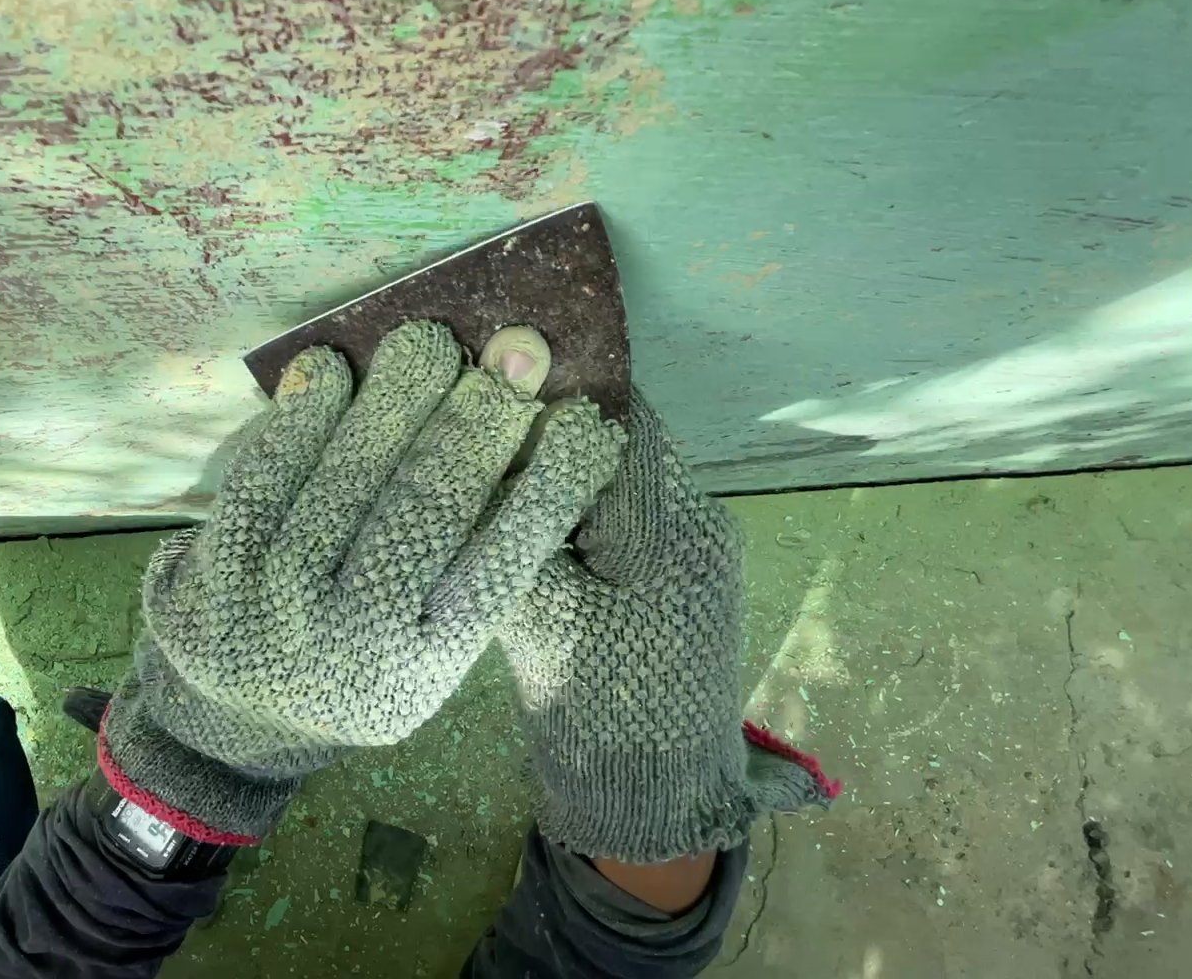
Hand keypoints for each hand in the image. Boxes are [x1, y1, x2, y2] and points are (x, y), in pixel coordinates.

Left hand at [101, 321, 625, 842]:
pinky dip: (302, 415)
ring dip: (395, 398)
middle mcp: (355, 645)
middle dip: (477, 420)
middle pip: (427, 508)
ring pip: (350, 480)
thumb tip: (530, 453)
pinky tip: (328, 368)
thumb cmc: (355, 659)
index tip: (587, 422)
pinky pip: (266, 475)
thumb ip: (469, 568)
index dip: (549, 488)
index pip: (503, 566)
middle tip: (514, 350)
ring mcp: (279, 608)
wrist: (239, 705)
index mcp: (424, 669)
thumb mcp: (422, 646)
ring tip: (428, 339)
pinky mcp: (219, 574)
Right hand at [498, 393, 839, 865]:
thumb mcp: (536, 607)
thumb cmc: (591, 706)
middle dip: (560, 433)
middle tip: (490, 436)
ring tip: (506, 479)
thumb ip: (519, 521)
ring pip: (627, 476)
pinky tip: (541, 523)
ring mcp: (702, 549)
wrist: (652, 801)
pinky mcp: (689, 573)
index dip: (559, 396)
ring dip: (571, 470)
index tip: (499, 389)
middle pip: (626, 444)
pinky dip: (588, 506)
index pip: (622, 422)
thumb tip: (496, 446)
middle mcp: (702, 522)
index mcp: (671, 526)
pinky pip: (634, 512)